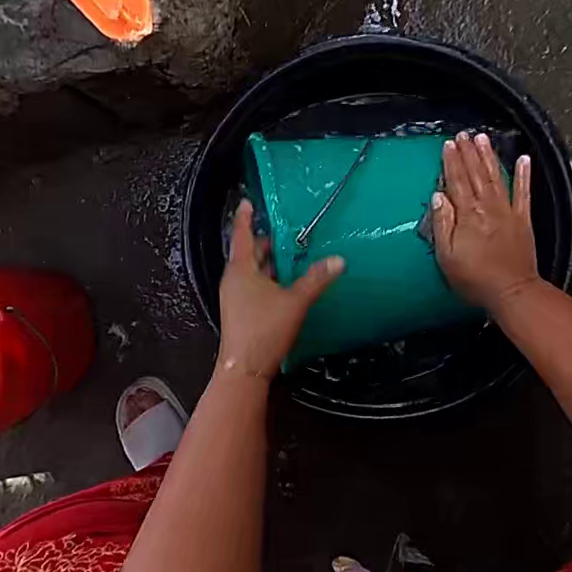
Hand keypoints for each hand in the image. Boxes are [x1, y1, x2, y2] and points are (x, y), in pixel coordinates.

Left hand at [217, 200, 344, 377]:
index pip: (242, 235)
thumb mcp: (295, 302)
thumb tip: (337, 260)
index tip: (248, 203)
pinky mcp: (241, 310)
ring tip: (293, 257)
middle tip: (288, 234)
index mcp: (240, 270)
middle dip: (267, 243)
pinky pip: (254, 285)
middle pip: (250, 253)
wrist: (244, 369)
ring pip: (253, 271)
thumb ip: (316, 279)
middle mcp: (234, 279)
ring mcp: (235, 296)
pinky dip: (269, 279)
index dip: (246, 218)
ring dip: (270, 263)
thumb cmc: (264, 331)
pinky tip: (286, 284)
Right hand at [431, 131, 540, 309]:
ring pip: (496, 177)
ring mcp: (508, 212)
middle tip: (463, 135)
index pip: (456, 181)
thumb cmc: (474, 277)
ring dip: (489, 157)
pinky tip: (523, 159)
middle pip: (476, 174)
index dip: (451, 162)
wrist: (512, 291)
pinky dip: (523, 175)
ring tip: (482, 139)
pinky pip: (523, 193)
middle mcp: (488, 207)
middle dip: (468, 153)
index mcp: (468, 215)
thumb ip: (443, 224)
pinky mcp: (523, 220)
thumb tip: (438, 197)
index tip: (448, 144)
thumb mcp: (447, 255)